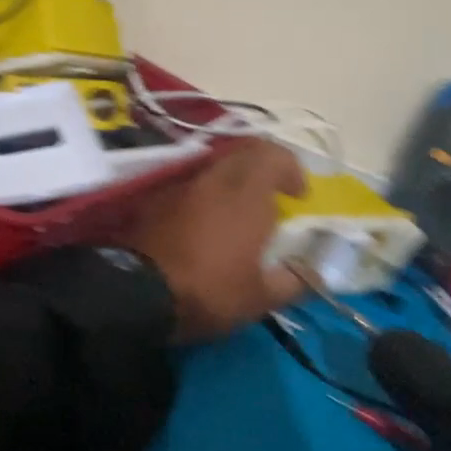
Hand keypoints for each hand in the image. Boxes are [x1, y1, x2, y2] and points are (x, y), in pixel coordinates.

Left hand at [122, 139, 307, 341]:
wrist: (137, 292)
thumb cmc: (209, 291)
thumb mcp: (261, 297)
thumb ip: (294, 279)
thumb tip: (313, 271)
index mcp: (245, 193)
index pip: (272, 154)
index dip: (290, 168)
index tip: (298, 196)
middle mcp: (212, 179)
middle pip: (241, 153)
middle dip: (261, 169)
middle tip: (271, 198)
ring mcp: (178, 185)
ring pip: (212, 166)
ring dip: (231, 180)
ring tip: (238, 212)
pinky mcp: (153, 198)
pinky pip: (187, 183)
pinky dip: (204, 194)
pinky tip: (205, 222)